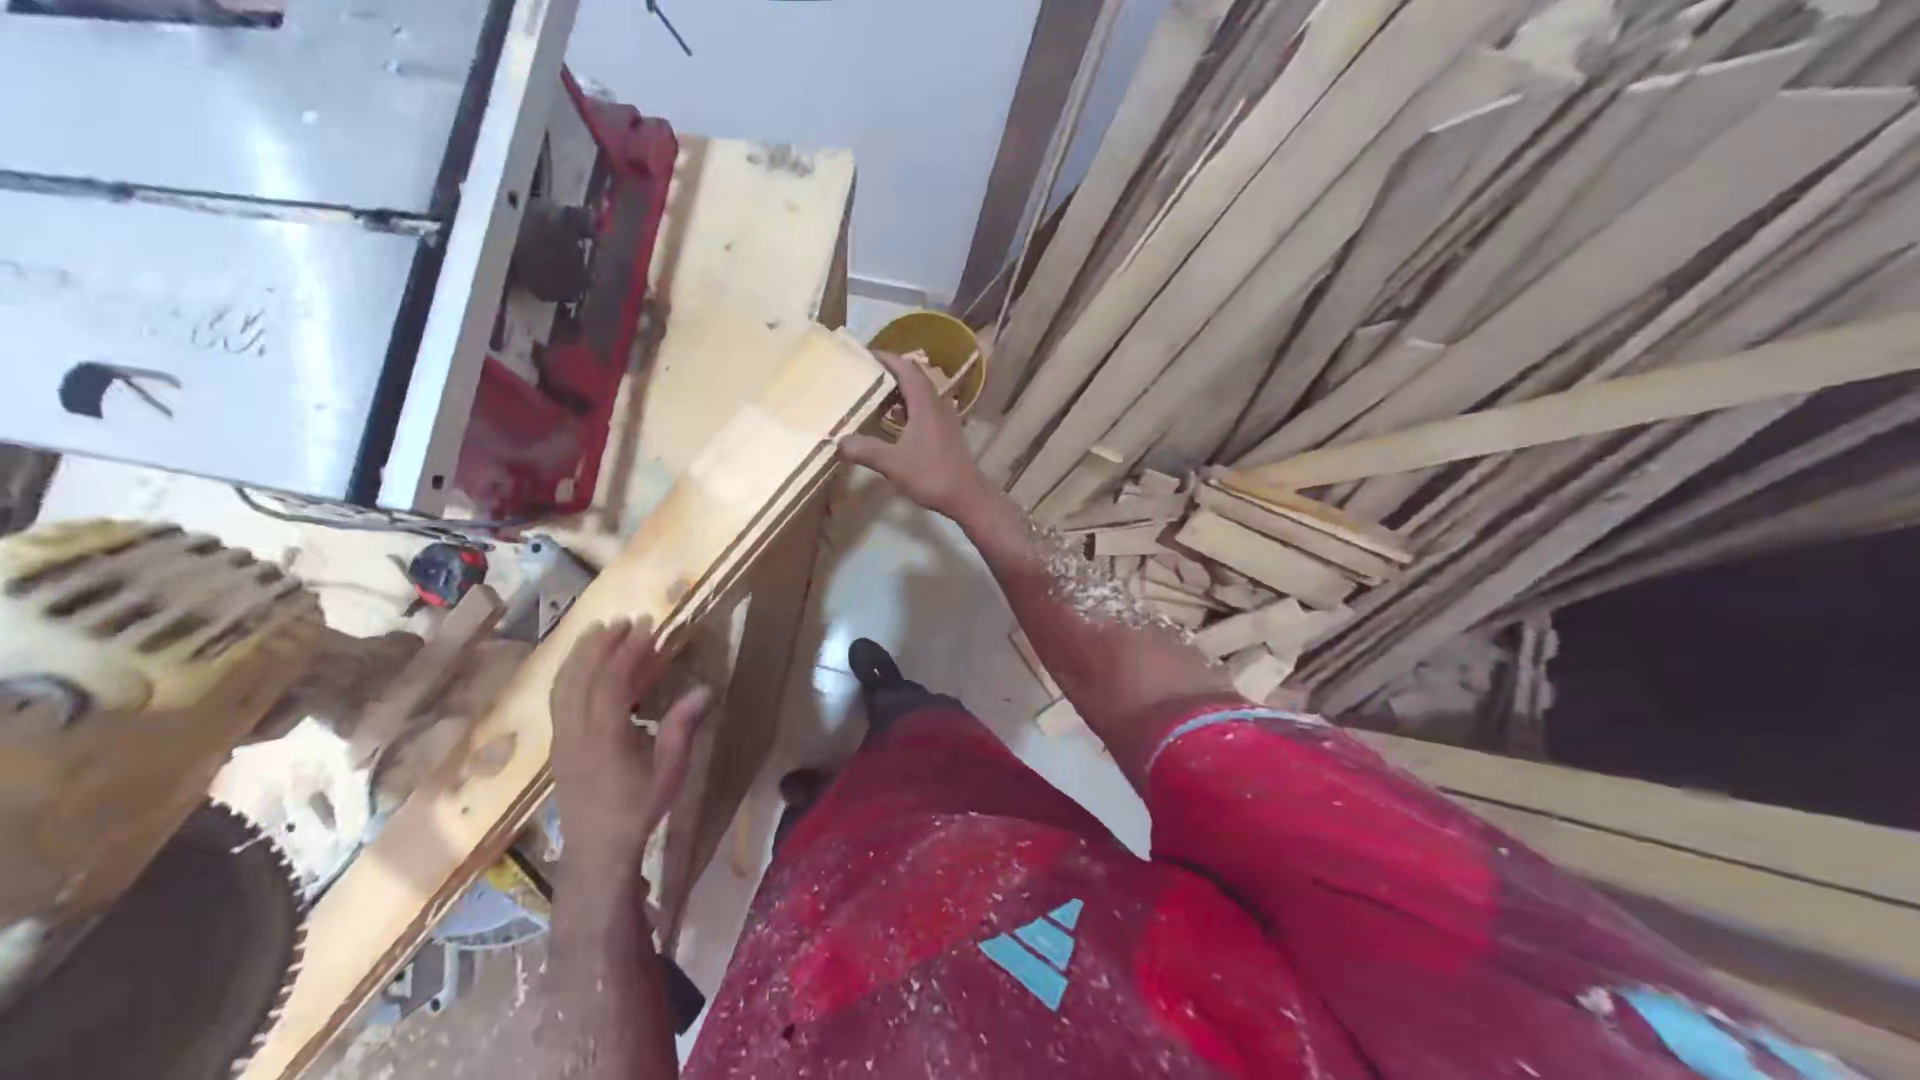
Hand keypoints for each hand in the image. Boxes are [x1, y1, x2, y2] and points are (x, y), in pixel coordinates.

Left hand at [549, 617, 710, 856]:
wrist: (597, 849)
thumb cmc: (639, 808)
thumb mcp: (669, 770)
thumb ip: (682, 726)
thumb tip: (703, 689)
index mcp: (604, 738)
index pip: (611, 683)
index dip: (628, 652)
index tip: (646, 629)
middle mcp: (574, 732)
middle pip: (580, 677)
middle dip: (601, 645)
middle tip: (623, 621)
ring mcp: (560, 738)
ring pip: (562, 686)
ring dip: (581, 655)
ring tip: (599, 632)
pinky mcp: (557, 745)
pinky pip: (557, 699)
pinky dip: (570, 673)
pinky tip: (583, 666)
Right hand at [838, 349, 996, 521]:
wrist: (968, 496)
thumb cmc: (932, 475)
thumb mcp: (893, 463)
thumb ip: (865, 450)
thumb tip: (838, 443)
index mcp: (925, 404)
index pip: (906, 369)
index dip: (887, 358)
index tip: (865, 354)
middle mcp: (937, 405)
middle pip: (914, 378)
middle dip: (891, 372)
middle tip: (865, 373)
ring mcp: (945, 419)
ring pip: (920, 395)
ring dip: (899, 391)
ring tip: (875, 395)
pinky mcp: (947, 433)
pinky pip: (925, 410)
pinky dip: (908, 408)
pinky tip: (895, 422)